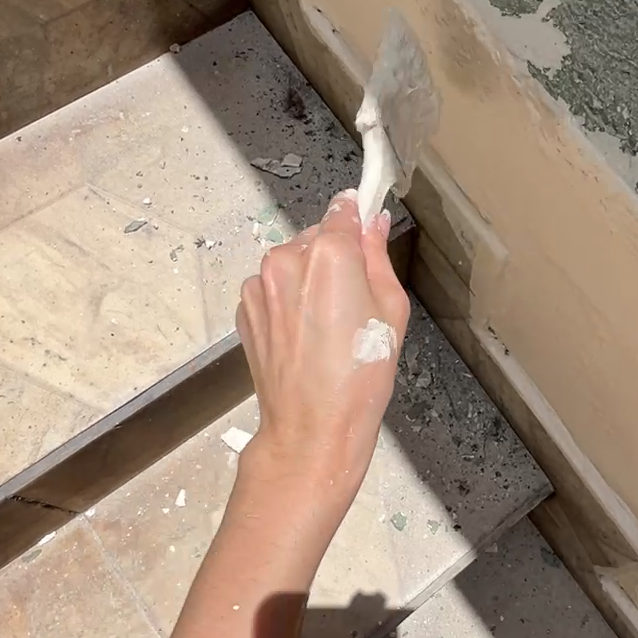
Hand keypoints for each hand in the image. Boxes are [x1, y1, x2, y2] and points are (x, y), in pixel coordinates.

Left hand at [235, 191, 409, 512]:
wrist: (312, 426)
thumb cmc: (362, 375)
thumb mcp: (392, 312)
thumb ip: (379, 258)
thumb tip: (373, 223)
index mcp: (330, 253)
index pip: (344, 210)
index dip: (358, 211)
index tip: (367, 210)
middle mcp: (287, 258)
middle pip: (317, 237)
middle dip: (336, 254)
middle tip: (356, 297)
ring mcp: (260, 284)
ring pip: (293, 262)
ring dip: (310, 277)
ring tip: (329, 323)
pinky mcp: (245, 308)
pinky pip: (273, 287)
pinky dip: (289, 298)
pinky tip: (306, 333)